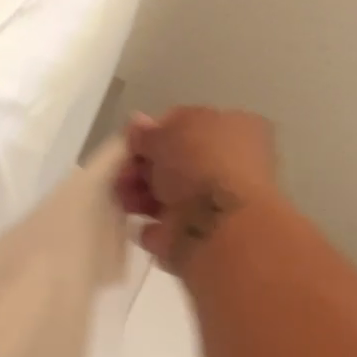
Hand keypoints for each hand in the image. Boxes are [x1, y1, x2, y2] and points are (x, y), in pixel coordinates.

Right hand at [115, 107, 278, 271]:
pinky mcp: (189, 233)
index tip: (131, 147)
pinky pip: (158, 225)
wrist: (215, 225)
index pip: (184, 126)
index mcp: (232, 128)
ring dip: (137, 195)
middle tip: (123, 177)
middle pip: (169, 161)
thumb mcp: (171, 133)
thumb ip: (150, 131)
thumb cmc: (201, 167)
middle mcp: (224, 162)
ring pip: (160, 193)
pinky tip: (142, 224)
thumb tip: (135, 124)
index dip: (152, 135)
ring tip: (127, 202)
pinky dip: (146, 225)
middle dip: (140, 168)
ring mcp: (206, 200)